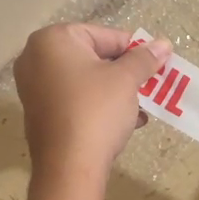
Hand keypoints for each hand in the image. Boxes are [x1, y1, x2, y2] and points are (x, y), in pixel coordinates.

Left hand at [13, 24, 172, 184]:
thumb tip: (164, 43)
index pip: (103, 35)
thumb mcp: (126, 80)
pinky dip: (98, 106)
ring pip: (85, 81)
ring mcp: (34, 87)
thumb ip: (144, 59)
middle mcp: (36, 57)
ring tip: (141, 107)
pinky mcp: (41, 113)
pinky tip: (124, 122)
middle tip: (148, 86)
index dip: (134, 49)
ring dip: (115, 92)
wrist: (70, 164)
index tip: (155, 65)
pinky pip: (75, 100)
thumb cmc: (97, 111)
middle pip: (92, 57)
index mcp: (53, 40)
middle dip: (124, 73)